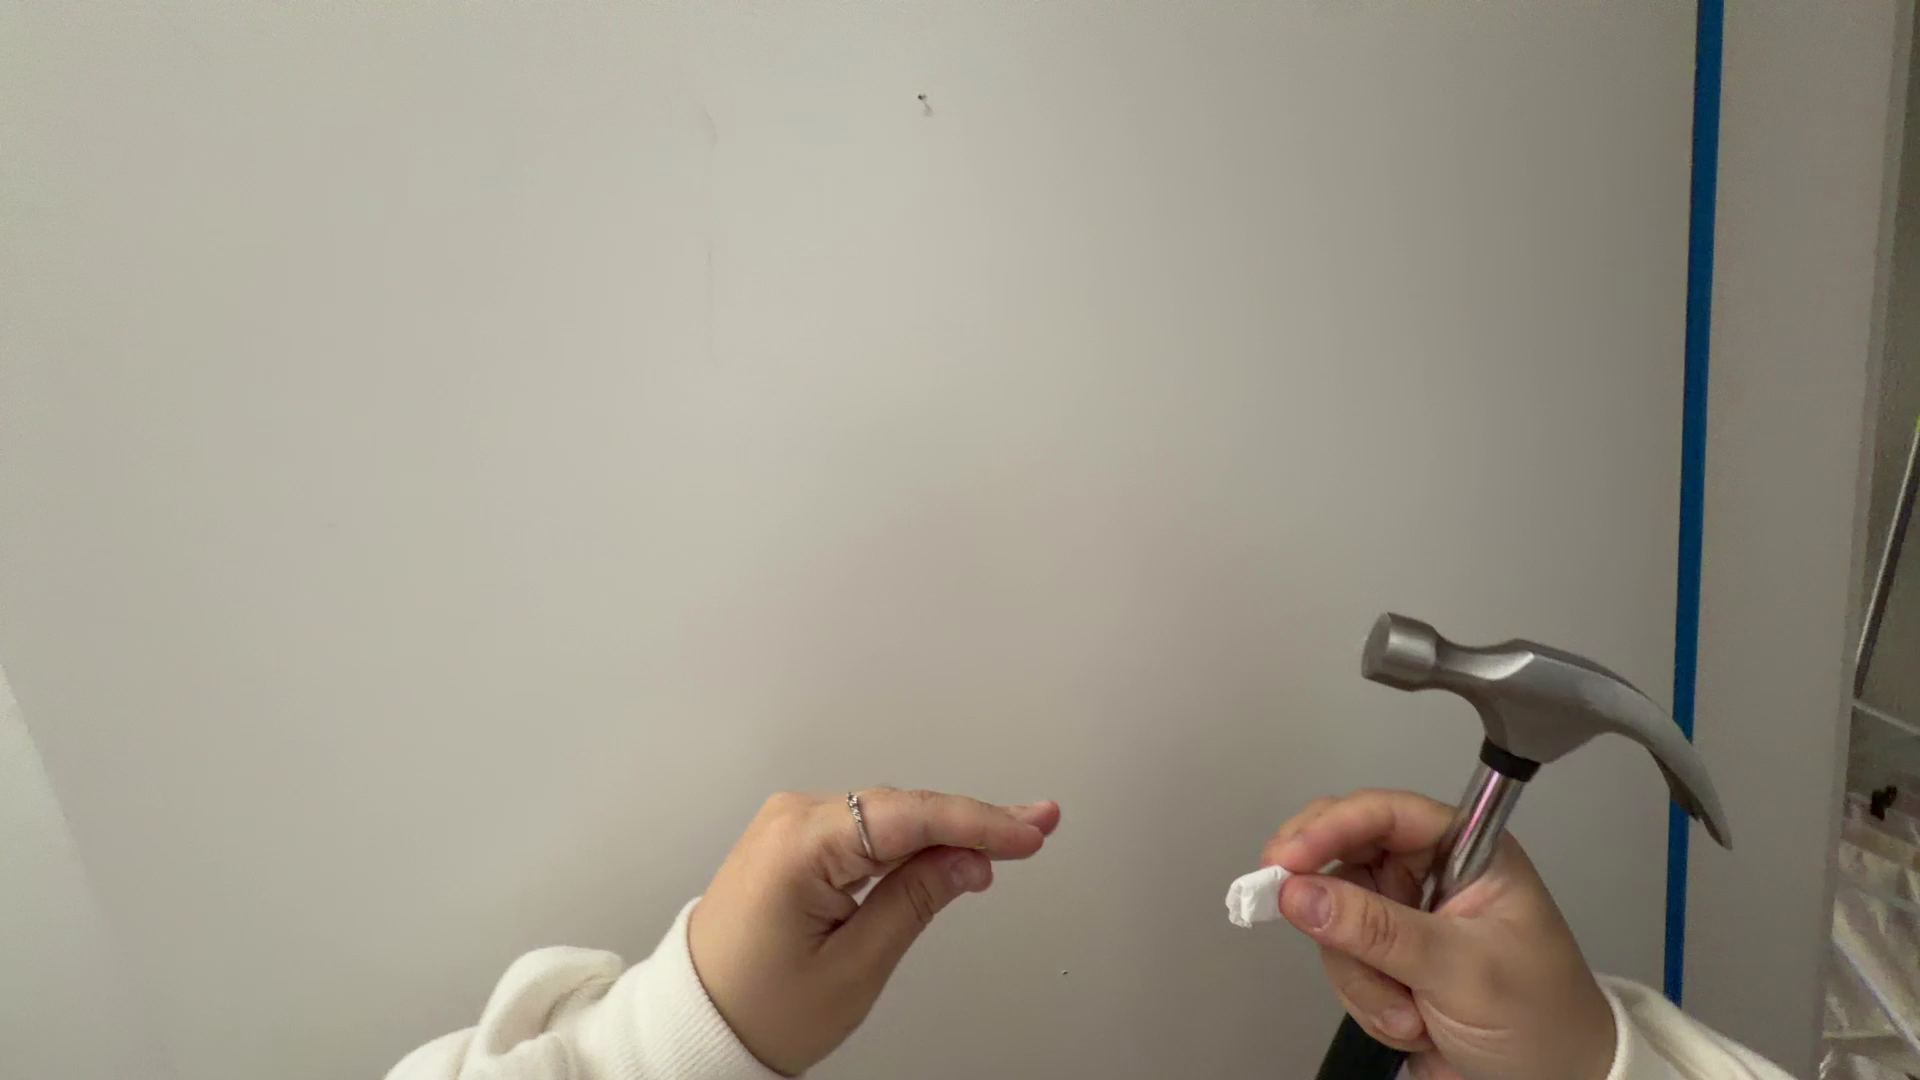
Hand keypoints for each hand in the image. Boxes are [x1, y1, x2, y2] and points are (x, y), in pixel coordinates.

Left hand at [688, 788, 1060, 1074]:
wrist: (694, 1021)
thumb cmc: (756, 1009)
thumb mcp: (852, 968)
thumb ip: (915, 901)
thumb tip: (968, 861)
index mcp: (800, 843)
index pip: (910, 818)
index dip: (978, 822)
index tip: (1029, 831)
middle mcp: (795, 817)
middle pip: (905, 808)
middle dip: (973, 820)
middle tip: (1035, 825)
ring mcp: (794, 822)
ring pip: (892, 813)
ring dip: (949, 827)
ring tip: (1008, 839)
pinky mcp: (799, 835)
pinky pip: (870, 824)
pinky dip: (914, 837)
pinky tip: (951, 844)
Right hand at [1264, 790, 1616, 1079]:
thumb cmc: (1539, 1020)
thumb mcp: (1463, 972)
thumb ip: (1377, 929)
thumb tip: (1293, 894)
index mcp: (1461, 850)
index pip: (1380, 813)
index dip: (1328, 828)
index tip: (1284, 860)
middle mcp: (1422, 869)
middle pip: (1340, 851)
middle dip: (1328, 898)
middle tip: (1283, 902)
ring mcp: (1397, 911)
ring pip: (1330, 911)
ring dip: (1358, 970)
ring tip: (1409, 1018)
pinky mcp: (1380, 952)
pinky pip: (1338, 955)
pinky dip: (1363, 996)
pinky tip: (1411, 1026)